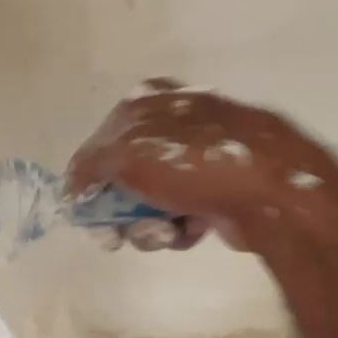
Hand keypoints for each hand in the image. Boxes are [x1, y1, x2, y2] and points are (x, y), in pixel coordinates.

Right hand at [65, 79, 337, 251]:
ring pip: (150, 201)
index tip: (89, 213)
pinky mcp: (218, 188)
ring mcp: (198, 156)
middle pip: (123, 177)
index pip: (98, 145)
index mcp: (147, 102)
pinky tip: (188, 233)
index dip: (89, 182)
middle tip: (119, 235)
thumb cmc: (190, 163)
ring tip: (165, 233)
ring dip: (148, 226)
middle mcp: (172, 123)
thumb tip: (70, 189)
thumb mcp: (123, 156)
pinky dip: (177, 229)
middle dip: (119, 211)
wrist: (266, 190)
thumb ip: (86, 168)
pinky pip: (180, 214)